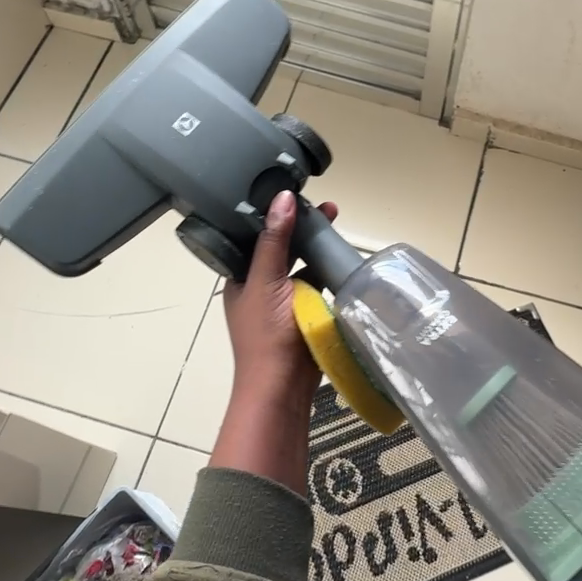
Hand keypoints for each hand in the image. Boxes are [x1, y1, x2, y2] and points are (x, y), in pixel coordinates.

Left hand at [222, 190, 338, 405]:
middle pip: (282, 247)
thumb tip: (282, 197)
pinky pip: (316, 283)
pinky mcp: (305, 312)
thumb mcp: (266, 280)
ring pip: (301, 264)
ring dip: (317, 246)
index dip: (274, 214)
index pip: (256, 235)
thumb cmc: (266, 333)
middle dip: (302, 227)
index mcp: (240, 276)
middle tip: (327, 207)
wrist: (282, 386)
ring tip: (336, 222)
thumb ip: (275, 240)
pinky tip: (341, 254)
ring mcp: (284, 300)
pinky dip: (326, 269)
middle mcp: (260, 285)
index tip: (295, 194)